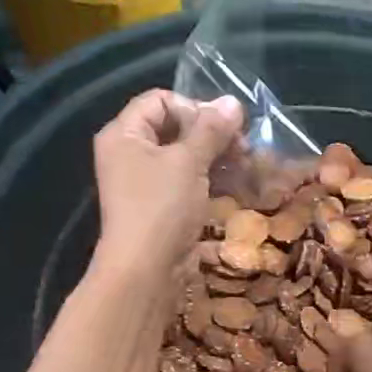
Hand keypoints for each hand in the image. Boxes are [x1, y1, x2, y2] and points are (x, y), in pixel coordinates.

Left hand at [92, 90, 243, 276]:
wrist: (146, 270)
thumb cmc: (161, 208)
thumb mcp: (188, 162)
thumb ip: (211, 130)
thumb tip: (233, 102)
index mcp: (124, 134)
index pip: (160, 100)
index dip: (193, 106)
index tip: (222, 126)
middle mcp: (131, 154)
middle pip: (175, 127)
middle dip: (211, 132)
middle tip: (243, 144)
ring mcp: (147, 183)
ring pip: (185, 156)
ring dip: (216, 155)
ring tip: (247, 162)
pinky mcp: (164, 206)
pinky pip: (189, 181)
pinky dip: (211, 178)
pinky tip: (237, 180)